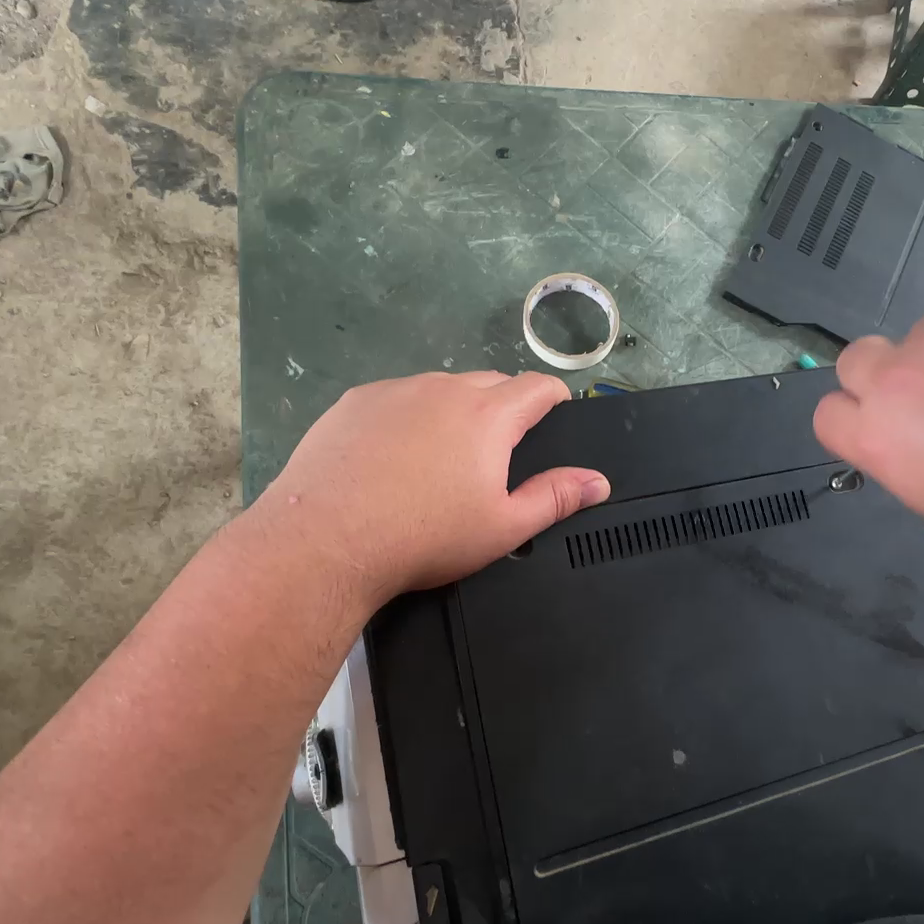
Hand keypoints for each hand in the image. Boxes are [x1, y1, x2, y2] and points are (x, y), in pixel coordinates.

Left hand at [254, 371, 608, 600]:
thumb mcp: (504, 527)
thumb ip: (557, 498)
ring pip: (442, 388)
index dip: (554, 398)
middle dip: (506, 407)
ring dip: (456, 410)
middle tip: (498, 453)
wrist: (325, 541)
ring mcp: (395, 390)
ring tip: (444, 458)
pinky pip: (399, 398)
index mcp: (489, 415)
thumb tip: (598, 482)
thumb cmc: (425, 537)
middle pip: (492, 382)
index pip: (538, 386)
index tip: (554, 417)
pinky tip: (395, 457)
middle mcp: (444, 389)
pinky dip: (410, 416)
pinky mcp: (355, 402)